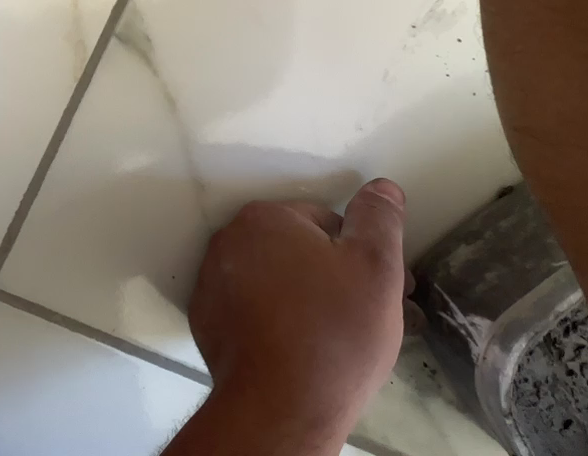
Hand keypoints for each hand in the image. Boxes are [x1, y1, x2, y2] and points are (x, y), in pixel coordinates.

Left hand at [186, 180, 409, 446]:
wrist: (281, 400)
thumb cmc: (334, 330)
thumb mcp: (375, 268)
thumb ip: (378, 221)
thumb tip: (381, 187)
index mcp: (265, 217)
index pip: (324, 223)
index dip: (358, 256)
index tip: (380, 292)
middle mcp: (228, 237)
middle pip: (293, 249)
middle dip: (329, 274)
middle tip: (362, 317)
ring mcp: (212, 276)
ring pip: (270, 277)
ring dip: (300, 295)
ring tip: (332, 337)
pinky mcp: (206, 314)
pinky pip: (248, 305)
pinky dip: (270, 318)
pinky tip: (296, 348)